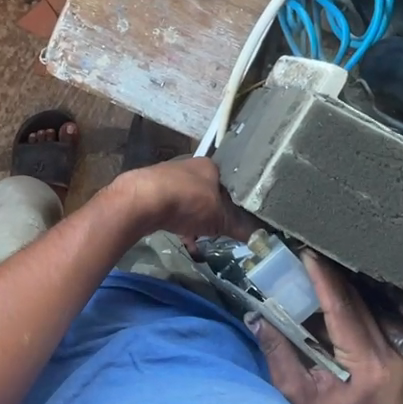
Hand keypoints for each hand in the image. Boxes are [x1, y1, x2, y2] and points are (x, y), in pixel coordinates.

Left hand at [110, 158, 235, 240]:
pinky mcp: (150, 191)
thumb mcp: (221, 218)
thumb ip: (240, 227)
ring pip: (188, 201)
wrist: (141, 201)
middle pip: (208, 193)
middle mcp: (188, 166)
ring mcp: (167, 177)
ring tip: (200, 238)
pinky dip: (178, 223)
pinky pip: (171, 209)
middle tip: (219, 231)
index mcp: (209, 165)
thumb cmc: (188, 202)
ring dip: (195, 219)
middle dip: (213, 213)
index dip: (235, 203)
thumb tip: (261, 237)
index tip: (238, 220)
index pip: (230, 183)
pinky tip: (182, 239)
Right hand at [253, 251, 402, 403]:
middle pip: (357, 303)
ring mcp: (395, 353)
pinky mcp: (393, 355)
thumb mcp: (297, 396)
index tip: (306, 254)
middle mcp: (388, 353)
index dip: (323, 280)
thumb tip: (256, 317)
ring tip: (314, 266)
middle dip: (330, 277)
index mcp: (366, 363)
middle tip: (304, 253)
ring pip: (367, 307)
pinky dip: (348, 302)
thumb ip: (278, 354)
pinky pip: (371, 319)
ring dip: (340, 287)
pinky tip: (331, 290)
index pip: (342, 309)